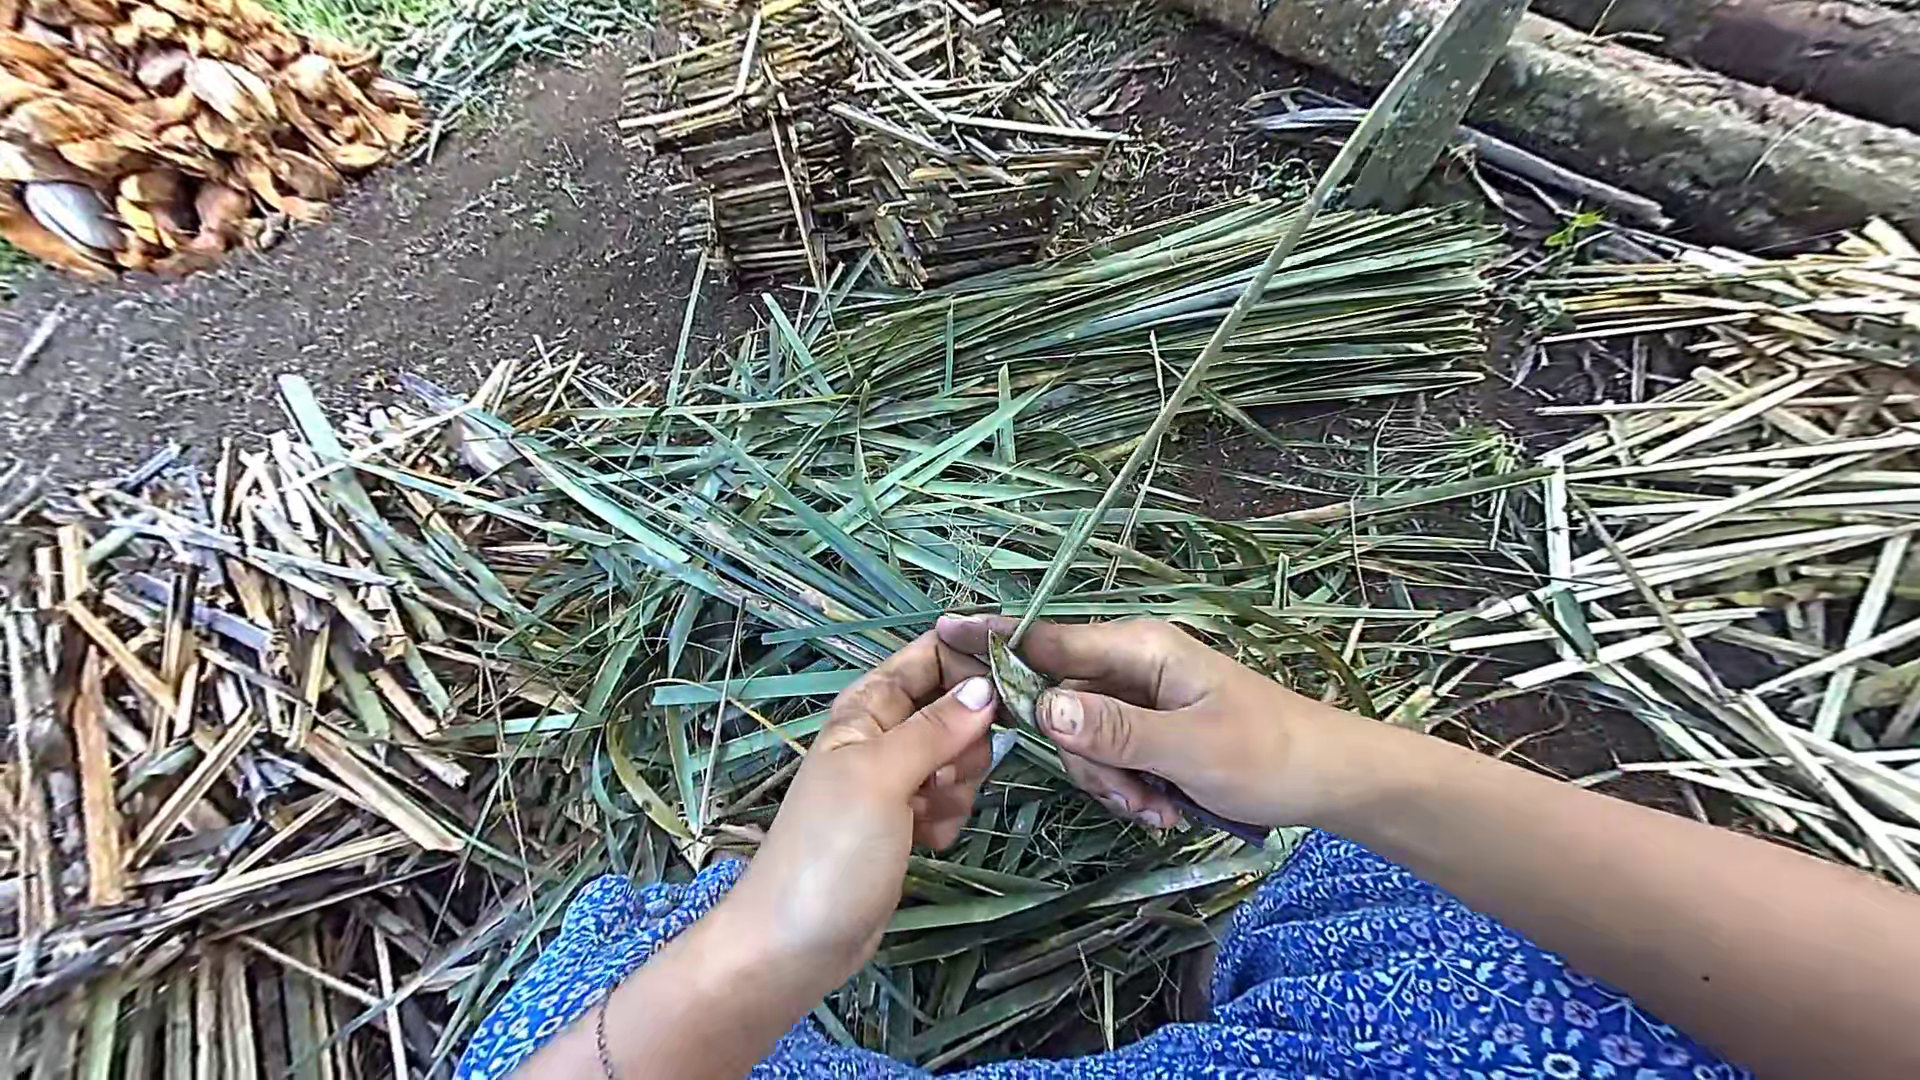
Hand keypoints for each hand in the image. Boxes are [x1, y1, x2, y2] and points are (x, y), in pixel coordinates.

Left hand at [725, 631, 997, 990]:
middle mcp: (889, 729)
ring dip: (957, 785)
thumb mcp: (882, 775)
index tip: (1005, 693)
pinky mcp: (914, 812)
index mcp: (871, 702)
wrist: (797, 945)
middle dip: (964, 741)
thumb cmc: (831, 847)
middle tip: (942, 773)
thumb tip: (987, 686)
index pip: (933, 654)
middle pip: (958, 705)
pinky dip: (948, 815)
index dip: (970, 664)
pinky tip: (924, 838)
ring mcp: (903, 773)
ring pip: (964, 753)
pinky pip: (957, 794)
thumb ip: (936, 727)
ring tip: (923, 812)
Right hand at [936, 614, 1375, 830]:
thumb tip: (1042, 708)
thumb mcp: (1192, 748)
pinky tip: (1164, 805)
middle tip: (1131, 796)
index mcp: (1137, 647)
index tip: (942, 630)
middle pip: (1060, 702)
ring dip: (1110, 778)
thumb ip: (1115, 729)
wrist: (1328, 778)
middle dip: (1085, 756)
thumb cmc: (1268, 753)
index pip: (1049, 639)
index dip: (994, 637)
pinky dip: (1125, 784)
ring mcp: (1133, 694)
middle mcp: (1127, 663)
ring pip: (1081, 736)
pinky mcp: (1141, 723)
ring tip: (1161, 807)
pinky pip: (1105, 752)